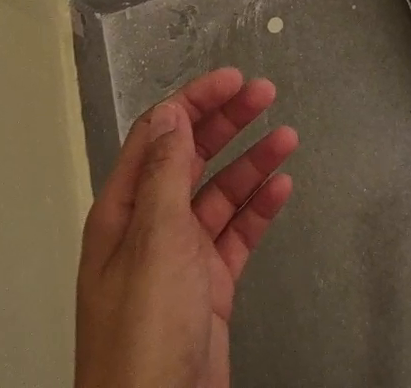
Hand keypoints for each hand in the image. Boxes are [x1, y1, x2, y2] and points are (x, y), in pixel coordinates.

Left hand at [76, 68, 297, 387]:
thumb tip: (168, 115)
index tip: (232, 79)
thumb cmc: (144, 331)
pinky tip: (281, 188)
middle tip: (265, 93)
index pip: (158, 136)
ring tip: (287, 137)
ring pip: (221, 192)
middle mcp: (150, 226)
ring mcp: (181, 256)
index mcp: (124, 211)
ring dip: (252, 162)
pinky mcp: (209, 284)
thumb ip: (164, 175)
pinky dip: (260, 207)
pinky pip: (237, 232)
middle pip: (191, 157)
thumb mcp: (154, 242)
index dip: (194, 102)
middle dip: (226, 122)